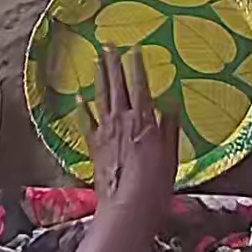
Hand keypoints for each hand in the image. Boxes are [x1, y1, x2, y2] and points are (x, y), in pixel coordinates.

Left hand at [76, 44, 176, 229]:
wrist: (127, 208)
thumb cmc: (156, 183)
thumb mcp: (171, 153)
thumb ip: (169, 126)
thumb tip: (171, 102)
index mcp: (144, 119)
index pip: (140, 85)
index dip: (136, 65)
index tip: (133, 48)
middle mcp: (122, 120)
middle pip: (117, 85)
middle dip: (113, 62)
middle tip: (108, 44)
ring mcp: (105, 131)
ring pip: (101, 97)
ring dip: (99, 76)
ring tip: (96, 60)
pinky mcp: (94, 145)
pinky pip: (87, 122)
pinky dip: (82, 109)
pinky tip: (79, 98)